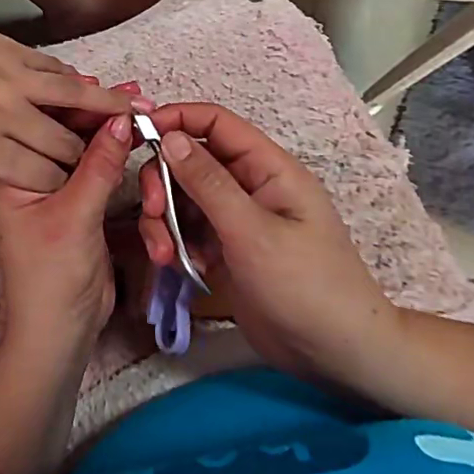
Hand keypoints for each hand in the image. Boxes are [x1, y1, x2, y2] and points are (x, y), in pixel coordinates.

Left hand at [0, 0, 139, 201]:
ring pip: (77, 100)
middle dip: (87, 158)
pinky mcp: (19, 51)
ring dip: (109, 109)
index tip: (72, 189)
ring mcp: (18, 79)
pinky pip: (58, 70)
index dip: (62, 186)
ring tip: (140, 112)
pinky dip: (78, 80)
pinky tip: (92, 86)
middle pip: (65, 146)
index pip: (41, 176)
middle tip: (104, 159)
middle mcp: (9, 115)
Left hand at [0, 108, 135, 357]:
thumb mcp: (75, 217)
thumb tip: (122, 119)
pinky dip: (116, 152)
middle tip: (136, 93)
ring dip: (111, 129)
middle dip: (100, 111)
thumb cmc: (51, 277)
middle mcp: (29, 174)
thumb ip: (99, 166)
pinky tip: (134, 136)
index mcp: (11, 173)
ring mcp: (53, 187)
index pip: (45, 125)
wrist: (59, 331)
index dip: (81, 105)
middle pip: (65, 130)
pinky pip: (96, 167)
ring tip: (140, 106)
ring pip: (83, 146)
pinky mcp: (76, 202)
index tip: (118, 91)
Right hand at [138, 104, 404, 384]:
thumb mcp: (252, 231)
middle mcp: (249, 185)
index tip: (139, 134)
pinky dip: (177, 244)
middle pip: (190, 162)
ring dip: (165, 221)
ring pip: (183, 199)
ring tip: (165, 256)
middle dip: (163, 183)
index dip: (176, 119)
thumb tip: (170, 137)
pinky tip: (185, 269)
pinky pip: (188, 230)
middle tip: (153, 213)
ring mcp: (235, 218)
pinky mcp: (225, 248)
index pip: (216, 123)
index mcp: (267, 168)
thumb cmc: (304, 285)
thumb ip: (208, 182)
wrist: (335, 355)